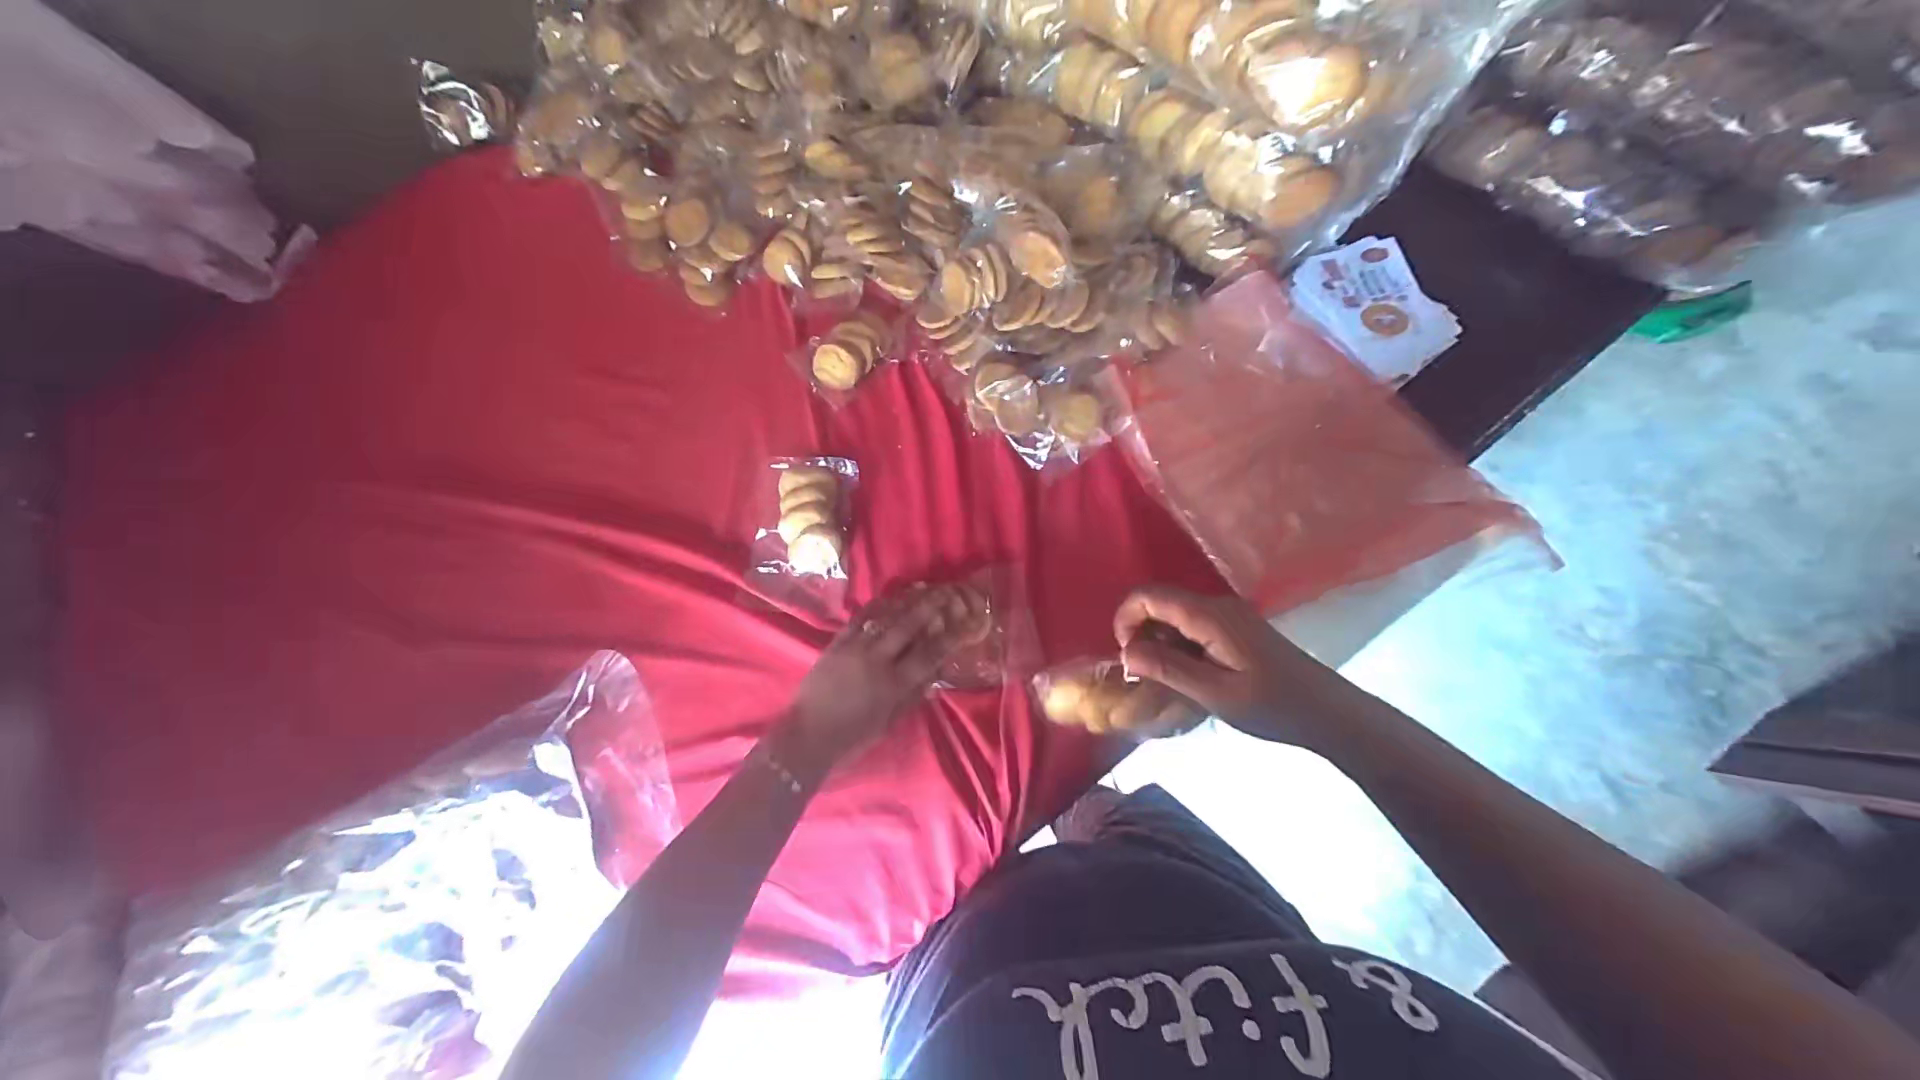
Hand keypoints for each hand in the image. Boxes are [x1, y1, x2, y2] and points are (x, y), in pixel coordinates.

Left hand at [776, 583, 984, 781]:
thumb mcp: (888, 723)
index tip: (964, 622)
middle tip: (945, 592)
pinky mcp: (837, 644)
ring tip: (920, 588)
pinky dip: (876, 607)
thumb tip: (933, 679)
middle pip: (908, 626)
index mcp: (894, 684)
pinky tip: (887, 599)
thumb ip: (911, 698)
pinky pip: (859, 619)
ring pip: (885, 617)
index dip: (949, 636)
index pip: (929, 654)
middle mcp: (877, 660)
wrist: (808, 735)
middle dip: (929, 607)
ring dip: (905, 601)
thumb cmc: (852, 738)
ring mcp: (855, 648)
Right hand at [1113, 585, 1373, 747]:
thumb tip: (1125, 650)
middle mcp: (1216, 605)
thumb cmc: (1274, 706)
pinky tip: (1188, 677)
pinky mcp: (1235, 629)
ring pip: (1174, 615)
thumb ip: (1168, 668)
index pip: (1148, 595)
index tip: (1125, 656)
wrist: (1330, 713)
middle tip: (1144, 675)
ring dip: (1158, 642)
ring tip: (1164, 681)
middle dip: (1139, 633)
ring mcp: (1228, 616)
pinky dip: (1177, 646)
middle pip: (1159, 602)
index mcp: (1209, 615)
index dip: (1125, 618)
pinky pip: (1191, 626)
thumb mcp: (1215, 693)